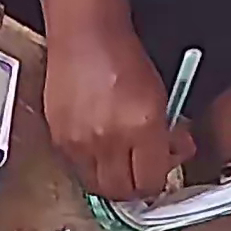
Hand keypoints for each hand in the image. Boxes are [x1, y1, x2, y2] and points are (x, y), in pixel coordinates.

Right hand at [44, 26, 196, 199]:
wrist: (84, 38)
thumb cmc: (123, 59)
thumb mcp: (159, 96)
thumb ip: (166, 133)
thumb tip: (171, 155)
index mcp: (142, 126)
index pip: (151, 181)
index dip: (157, 183)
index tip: (159, 175)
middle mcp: (109, 140)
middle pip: (122, 192)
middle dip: (134, 188)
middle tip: (139, 175)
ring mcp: (80, 143)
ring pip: (97, 186)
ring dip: (110, 180)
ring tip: (117, 161)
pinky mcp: (59, 141)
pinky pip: (77, 169)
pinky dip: (90, 166)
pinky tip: (97, 146)